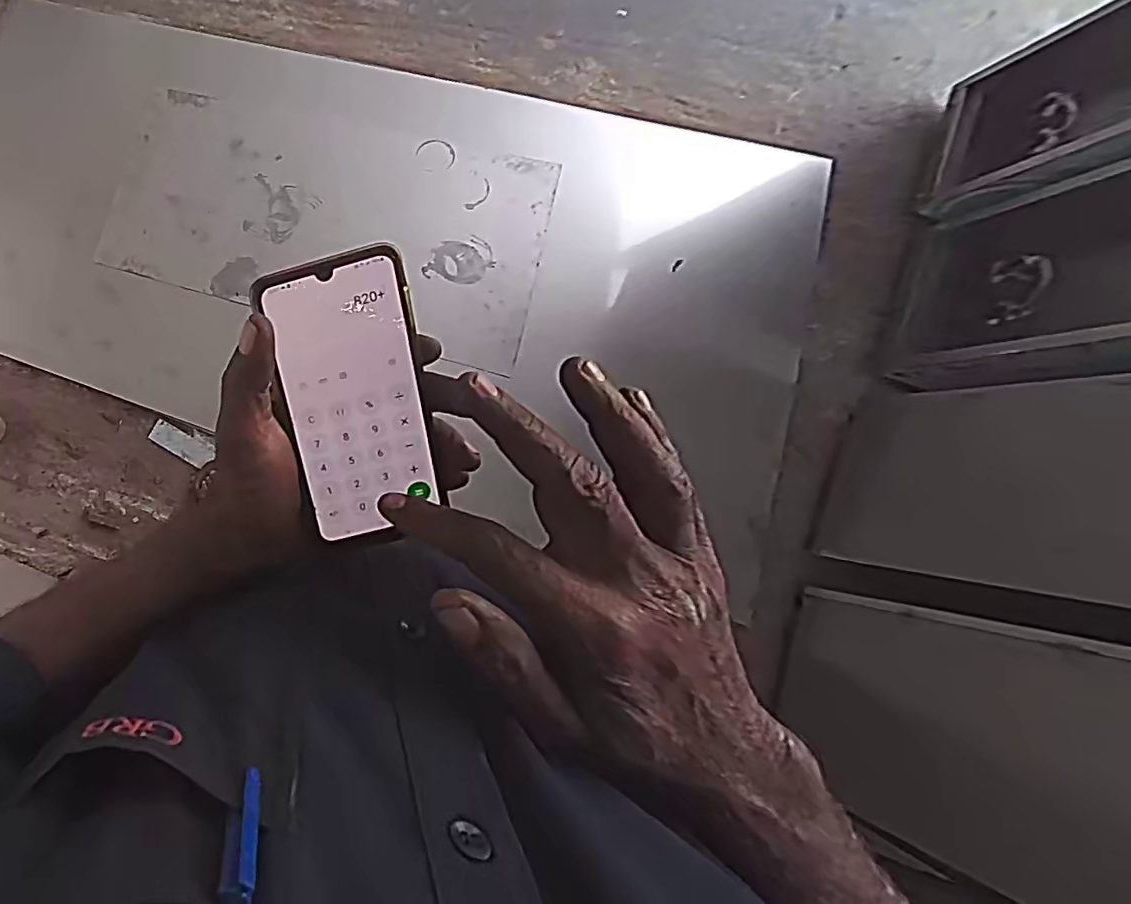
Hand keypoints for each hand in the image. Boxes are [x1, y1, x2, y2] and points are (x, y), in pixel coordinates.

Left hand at [171, 315, 482, 590]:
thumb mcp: (242, 425)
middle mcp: (338, 416)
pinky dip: (430, 473)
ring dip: (440, 438)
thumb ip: (248, 378)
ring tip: (459, 453)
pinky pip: (407, 472)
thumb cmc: (240, 482)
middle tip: (465, 403)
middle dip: (435, 396)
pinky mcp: (367, 482)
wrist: (249, 540)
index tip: (424, 348)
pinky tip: (444, 480)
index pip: (357, 357)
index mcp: (310, 393)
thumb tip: (257, 325)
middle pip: (396, 393)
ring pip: (409, 433)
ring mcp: (356, 450)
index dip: (393, 347)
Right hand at [380, 360, 901, 903]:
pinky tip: (633, 398)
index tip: (402, 508)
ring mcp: (674, 559)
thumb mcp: (558, 727)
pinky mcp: (696, 552)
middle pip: (571, 486)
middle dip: (517, 430)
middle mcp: (636, 579)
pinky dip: (652, 436)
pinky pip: (675, 486)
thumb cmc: (634, 745)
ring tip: (574, 368)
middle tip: (476, 390)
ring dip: (604, 413)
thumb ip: (504, 661)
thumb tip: (449, 602)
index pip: (502, 555)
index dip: (445, 527)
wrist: (728, 762)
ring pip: (639, 472)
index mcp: (593, 623)